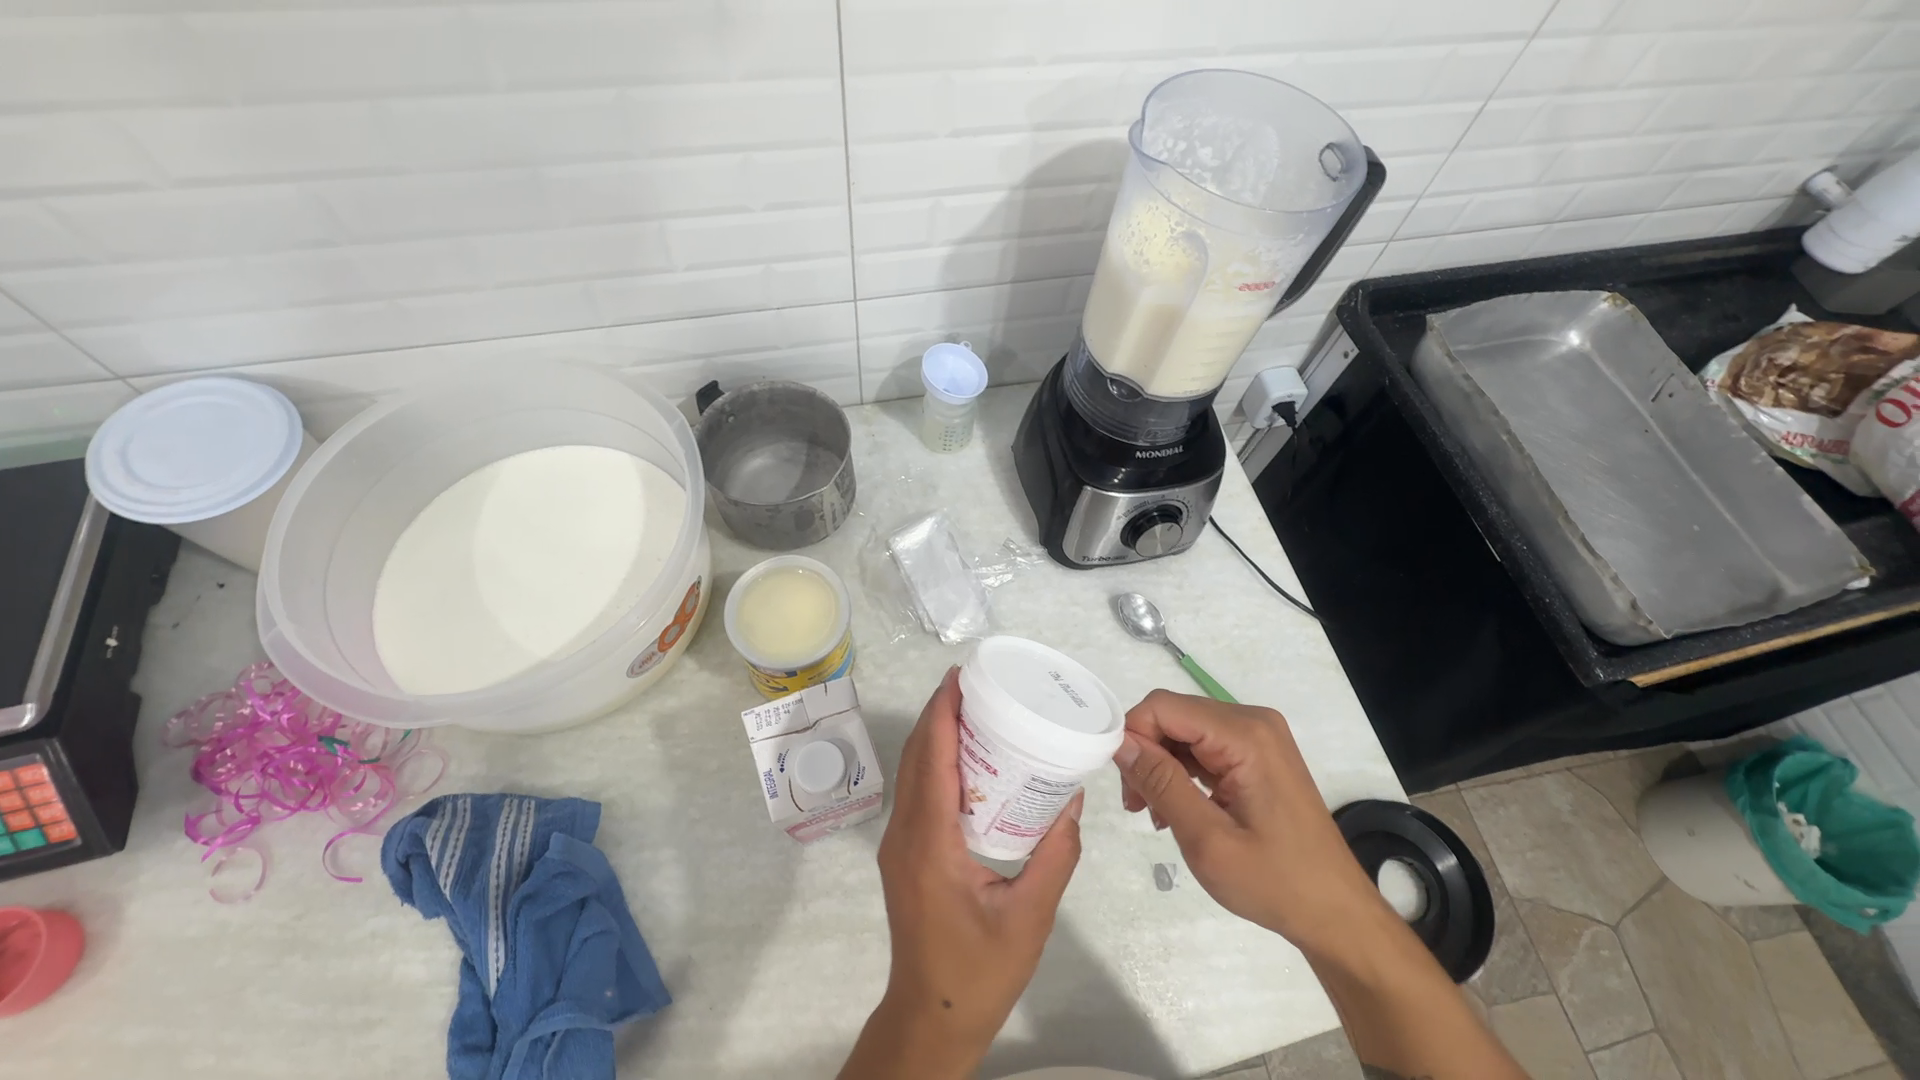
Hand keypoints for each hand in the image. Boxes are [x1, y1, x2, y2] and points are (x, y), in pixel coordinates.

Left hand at [840, 668, 1083, 1079]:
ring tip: (972, 709)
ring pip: (911, 773)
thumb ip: (1055, 856)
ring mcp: (900, 846)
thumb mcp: (1029, 916)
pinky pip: (916, 793)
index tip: (961, 677)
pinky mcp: (905, 856)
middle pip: (916, 757)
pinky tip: (965, 760)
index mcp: (931, 844)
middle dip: (939, 714)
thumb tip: (1072, 799)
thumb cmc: (979, 970)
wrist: (932, 1017)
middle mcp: (906, 835)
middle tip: (976, 683)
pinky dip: (934, 763)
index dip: (942, 714)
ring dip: (934, 736)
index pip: (931, 760)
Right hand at [1112, 690, 1388, 955]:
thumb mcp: (1207, 839)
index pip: (1163, 707)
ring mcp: (1259, 738)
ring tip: (1154, 814)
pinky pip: (1204, 747)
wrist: (1335, 912)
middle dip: (1145, 754)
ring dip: (1161, 766)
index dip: (1132, 736)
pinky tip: (1176, 809)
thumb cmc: (1274, 882)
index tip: (1122, 784)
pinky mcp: (1258, 755)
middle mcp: (1253, 723)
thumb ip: (1161, 784)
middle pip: (1174, 716)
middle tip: (1137, 806)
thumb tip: (1121, 743)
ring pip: (1185, 731)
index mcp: (1245, 736)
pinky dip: (1182, 772)